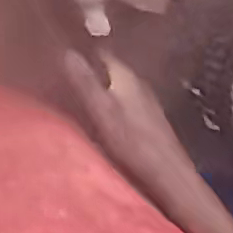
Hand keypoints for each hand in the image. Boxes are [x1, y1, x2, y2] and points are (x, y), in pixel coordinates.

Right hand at [62, 50, 187, 190]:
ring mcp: (146, 103)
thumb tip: (67, 52)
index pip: (100, 52)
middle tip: (62, 78)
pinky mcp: (148, 122)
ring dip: (98, 90)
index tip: (61, 56)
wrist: (171, 180)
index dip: (81, 51)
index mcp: (126, 76)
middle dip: (88, 71)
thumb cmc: (132, 143)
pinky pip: (122, 104)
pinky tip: (97, 120)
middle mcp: (138, 84)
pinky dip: (108, 106)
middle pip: (107, 69)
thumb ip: (84, 81)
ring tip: (74, 98)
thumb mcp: (101, 110)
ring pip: (115, 87)